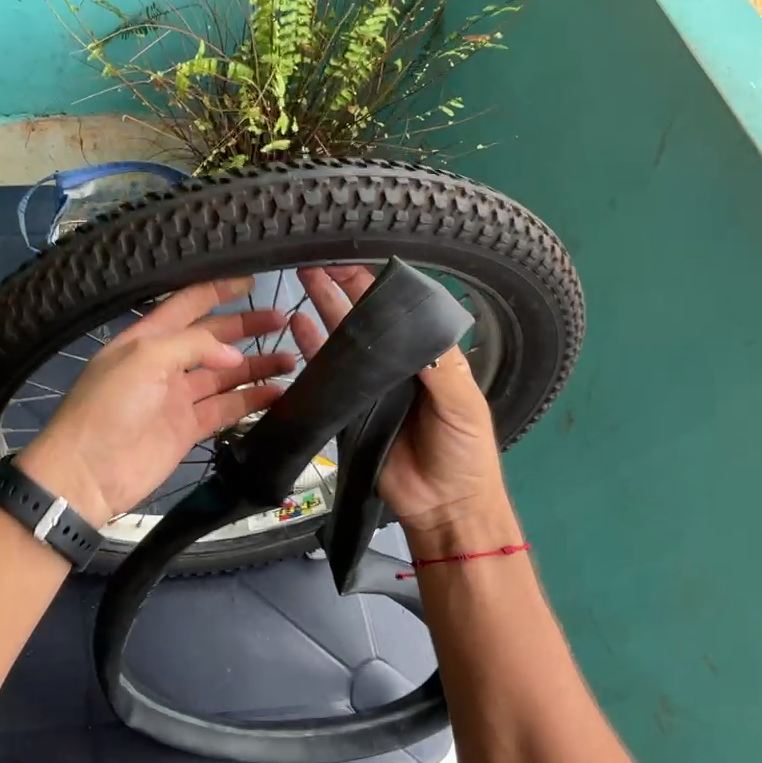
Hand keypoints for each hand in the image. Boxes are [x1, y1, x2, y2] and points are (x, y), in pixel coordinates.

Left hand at [17, 278, 294, 526]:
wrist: (87, 472)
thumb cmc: (108, 407)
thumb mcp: (144, 360)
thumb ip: (192, 346)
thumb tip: (234, 355)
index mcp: (146, 339)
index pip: (186, 305)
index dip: (216, 291)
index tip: (250, 280)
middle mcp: (164, 363)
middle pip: (211, 338)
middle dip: (245, 327)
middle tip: (282, 320)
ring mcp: (177, 397)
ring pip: (223, 374)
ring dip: (255, 366)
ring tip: (291, 358)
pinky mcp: (188, 428)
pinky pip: (225, 409)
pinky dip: (251, 401)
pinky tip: (278, 394)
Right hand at [289, 266, 519, 560]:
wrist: (443, 505)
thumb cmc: (465, 452)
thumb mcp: (464, 404)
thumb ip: (440, 366)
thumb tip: (413, 325)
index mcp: (427, 356)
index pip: (400, 310)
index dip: (377, 283)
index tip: (354, 258)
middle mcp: (395, 364)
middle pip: (365, 318)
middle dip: (343, 286)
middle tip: (318, 258)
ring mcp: (368, 385)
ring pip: (342, 339)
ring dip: (323, 307)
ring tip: (303, 276)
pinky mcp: (346, 408)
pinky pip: (326, 374)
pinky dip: (311, 348)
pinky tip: (296, 324)